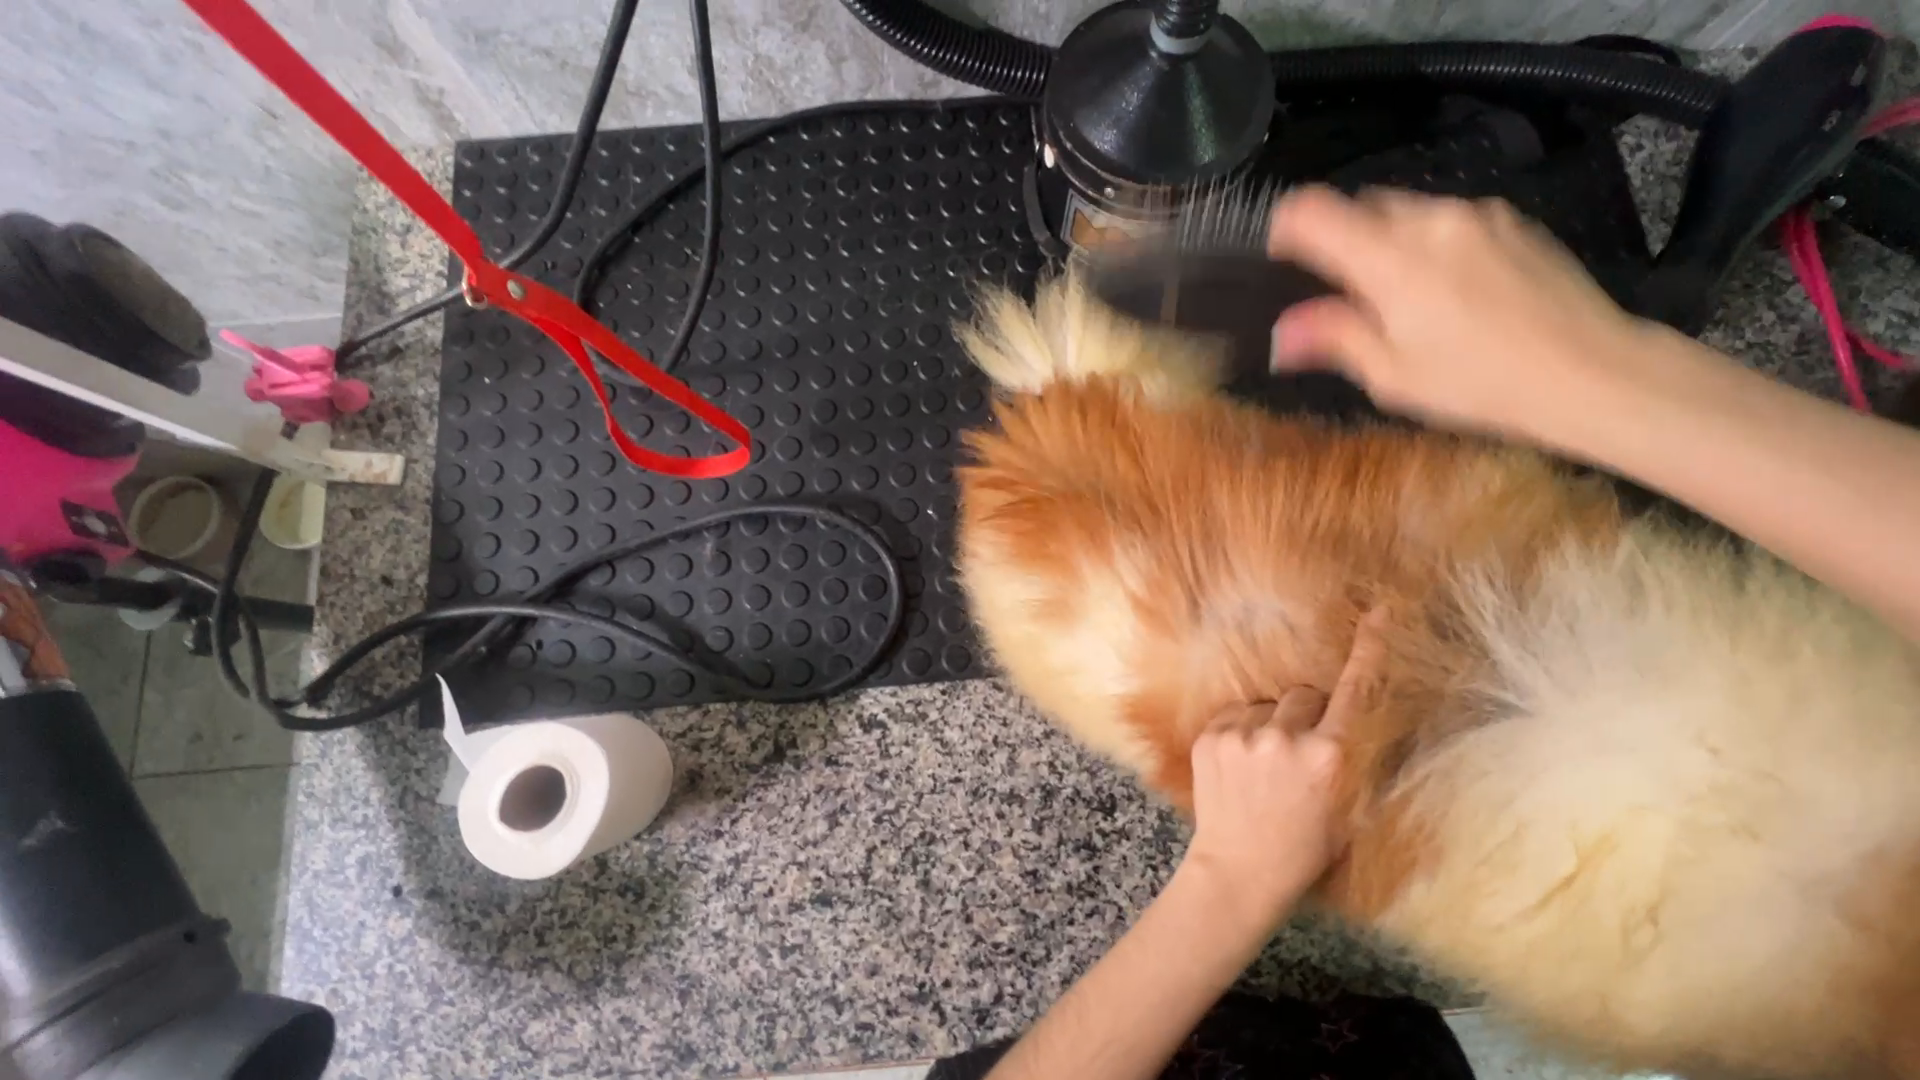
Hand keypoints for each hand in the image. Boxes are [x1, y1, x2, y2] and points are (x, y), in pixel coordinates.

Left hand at [1180, 611, 1388, 929]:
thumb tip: (1359, 723)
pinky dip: (1239, 730)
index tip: (1379, 612)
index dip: (1369, 649)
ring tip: (1263, 764)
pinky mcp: (1210, 737)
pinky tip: (1240, 764)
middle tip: (1298, 752)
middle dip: (1305, 715)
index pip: (1355, 691)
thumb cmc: (1303, 847)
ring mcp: (1244, 736)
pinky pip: (1233, 714)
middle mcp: (1287, 738)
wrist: (1240, 870)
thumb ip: (1355, 761)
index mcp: (1331, 756)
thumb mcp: (1349, 811)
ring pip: (1266, 704)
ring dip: (1269, 723)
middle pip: (1303, 695)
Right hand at [1264, 186, 1671, 444]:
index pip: (1315, 213)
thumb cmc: (1477, 383)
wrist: (1590, 370)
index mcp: (1389, 261)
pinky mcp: (1512, 221)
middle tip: (1348, 298)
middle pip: (1360, 208)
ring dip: (1387, 244)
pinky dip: (1430, 245)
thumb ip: (1333, 339)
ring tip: (1403, 298)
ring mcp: (1476, 216)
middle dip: (1342, 243)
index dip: (1286, 227)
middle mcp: (1430, 221)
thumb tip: (1281, 332)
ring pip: (1406, 212)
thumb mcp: (1391, 375)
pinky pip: (1448, 220)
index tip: (1280, 256)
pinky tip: (1450, 291)